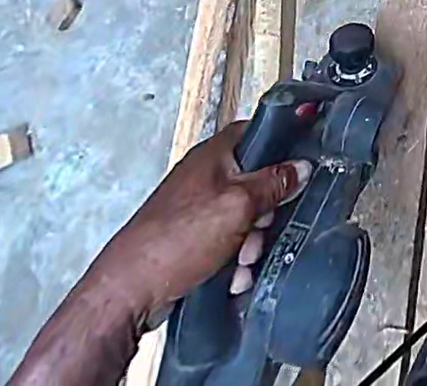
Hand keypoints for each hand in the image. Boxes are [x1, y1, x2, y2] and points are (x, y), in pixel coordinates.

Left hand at [78, 121, 312, 325]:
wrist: (124, 296)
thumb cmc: (177, 239)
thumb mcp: (240, 204)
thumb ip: (277, 181)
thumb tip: (302, 167)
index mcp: (216, 153)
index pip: (261, 130)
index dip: (285, 144)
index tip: (301, 166)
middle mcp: (207, 174)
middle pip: (260, 178)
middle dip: (268, 209)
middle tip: (263, 226)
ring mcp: (199, 206)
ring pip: (248, 213)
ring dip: (253, 239)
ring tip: (243, 260)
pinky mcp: (193, 236)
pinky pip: (230, 238)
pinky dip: (236, 256)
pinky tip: (233, 274)